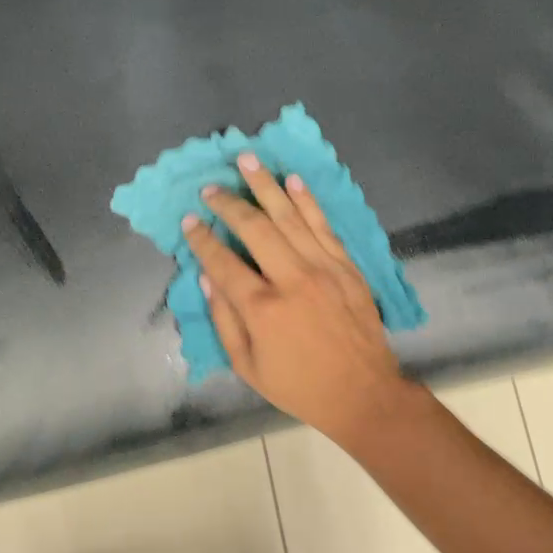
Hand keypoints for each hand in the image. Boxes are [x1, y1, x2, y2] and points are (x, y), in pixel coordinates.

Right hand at [182, 153, 419, 443]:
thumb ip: (224, 320)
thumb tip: (207, 277)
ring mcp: (324, 268)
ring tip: (247, 160)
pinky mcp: (346, 266)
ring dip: (265, 186)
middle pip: (255, 228)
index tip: (189, 221)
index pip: (223, 262)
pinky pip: (323, 225)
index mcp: (263, 309)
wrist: (363, 392)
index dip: (202, 239)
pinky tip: (292, 180)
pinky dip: (307, 201)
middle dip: (229, 204)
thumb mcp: (248, 366)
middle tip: (211, 188)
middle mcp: (292, 279)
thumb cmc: (299, 386)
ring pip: (290, 216)